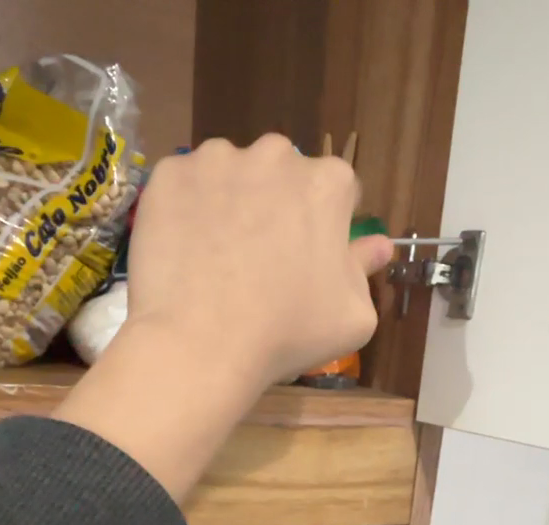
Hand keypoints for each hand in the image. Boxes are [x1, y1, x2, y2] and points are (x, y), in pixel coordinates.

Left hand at [123, 133, 395, 389]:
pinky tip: (186, 253)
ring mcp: (216, 159)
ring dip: (232, 202)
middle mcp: (275, 155)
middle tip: (262, 259)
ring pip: (231, 175)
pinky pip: (185, 187)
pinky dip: (187, 211)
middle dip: (278, 205)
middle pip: (282, 175)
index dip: (326, 225)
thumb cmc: (288, 334)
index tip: (309, 257)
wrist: (201, 344)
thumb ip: (365, 271)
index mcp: (327, 183)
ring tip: (219, 257)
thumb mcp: (354, 317)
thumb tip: (378, 245)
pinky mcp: (169, 175)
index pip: (337, 191)